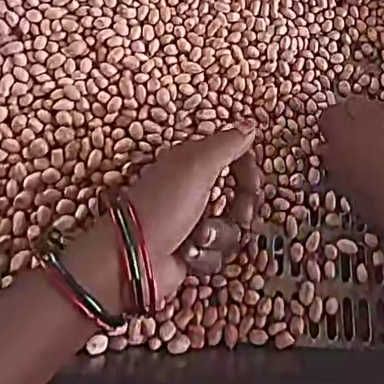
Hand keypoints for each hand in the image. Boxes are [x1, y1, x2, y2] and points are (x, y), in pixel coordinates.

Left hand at [65, 128, 257, 309]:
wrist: (132, 258)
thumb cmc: (162, 206)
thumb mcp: (197, 166)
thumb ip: (226, 144)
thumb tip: (250, 125)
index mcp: (194, 160)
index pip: (236, 157)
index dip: (248, 171)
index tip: (251, 184)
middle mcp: (196, 187)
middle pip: (241, 196)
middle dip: (241, 209)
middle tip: (237, 215)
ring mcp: (194, 220)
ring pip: (233, 228)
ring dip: (218, 236)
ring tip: (196, 238)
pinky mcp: (193, 250)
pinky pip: (219, 253)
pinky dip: (206, 256)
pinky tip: (187, 255)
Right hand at [319, 97, 383, 239]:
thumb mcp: (347, 186)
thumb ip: (335, 159)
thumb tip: (330, 149)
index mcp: (345, 133)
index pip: (329, 115)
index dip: (331, 127)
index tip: (334, 137)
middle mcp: (371, 117)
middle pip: (354, 104)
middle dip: (353, 118)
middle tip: (357, 139)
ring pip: (380, 109)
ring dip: (378, 123)